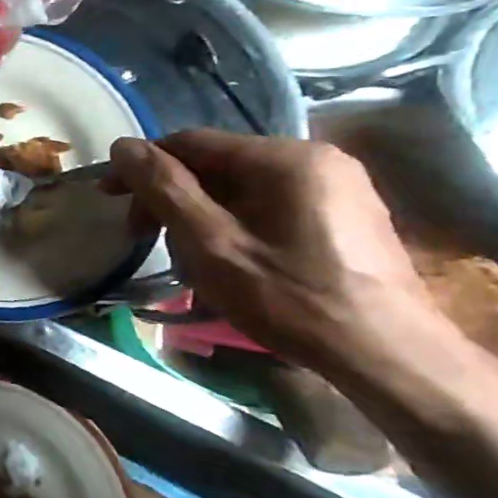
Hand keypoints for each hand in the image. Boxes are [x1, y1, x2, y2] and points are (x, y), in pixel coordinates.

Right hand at [104, 130, 445, 372]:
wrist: (388, 355)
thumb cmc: (290, 298)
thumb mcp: (211, 244)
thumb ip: (164, 189)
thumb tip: (123, 146)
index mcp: (284, 158)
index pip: (191, 142)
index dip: (142, 166)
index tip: (109, 198)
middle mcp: (315, 157)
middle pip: (218, 164)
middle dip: (172, 196)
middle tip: (142, 237)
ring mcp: (336, 186)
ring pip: (242, 187)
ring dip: (200, 215)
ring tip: (187, 258)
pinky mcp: (345, 214)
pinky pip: (270, 203)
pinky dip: (234, 224)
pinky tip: (227, 260)